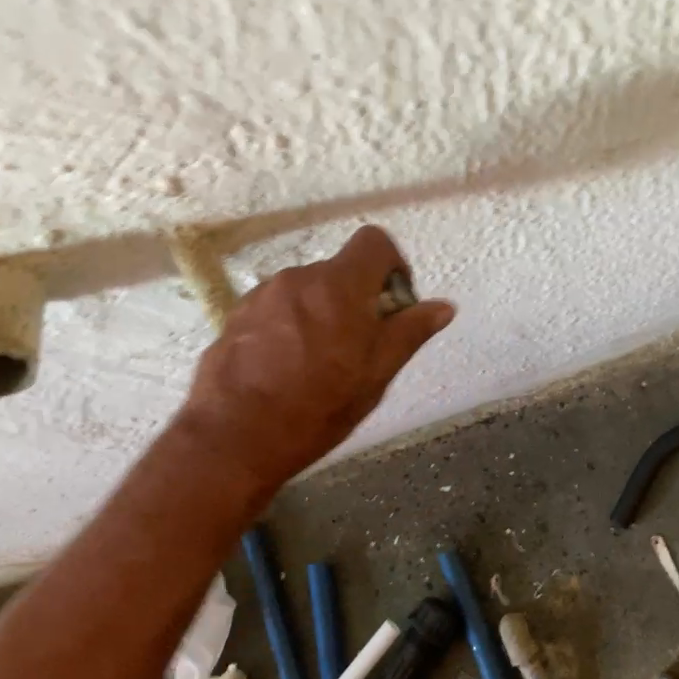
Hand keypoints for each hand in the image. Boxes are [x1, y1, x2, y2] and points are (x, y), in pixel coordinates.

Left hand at [171, 225, 455, 493]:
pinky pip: (276, 311)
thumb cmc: (318, 407)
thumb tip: (443, 306)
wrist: (235, 437)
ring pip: (306, 294)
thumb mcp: (377, 374)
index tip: (390, 305)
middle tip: (357, 350)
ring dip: (319, 316)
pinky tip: (284, 371)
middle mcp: (298, 278)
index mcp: (339, 285)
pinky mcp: (236, 317)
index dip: (391, 266)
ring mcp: (262, 296)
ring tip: (317, 367)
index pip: (374, 242)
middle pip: (339, 273)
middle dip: (354, 301)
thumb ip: (409, 332)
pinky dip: (288, 329)